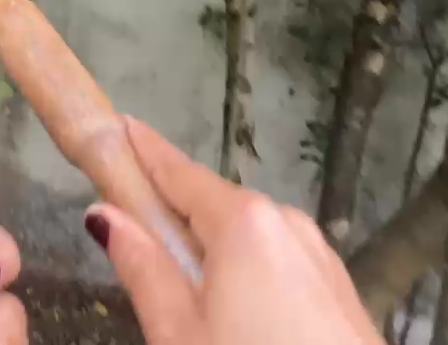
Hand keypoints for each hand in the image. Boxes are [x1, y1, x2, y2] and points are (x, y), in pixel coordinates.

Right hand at [85, 118, 381, 344]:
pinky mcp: (345, 298)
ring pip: (245, 236)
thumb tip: (102, 213)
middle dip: (172, 212)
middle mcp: (286, 224)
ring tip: (181, 286)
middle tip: (132, 234)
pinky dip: (246, 271)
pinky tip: (235, 313)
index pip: (176, 169)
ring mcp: (322, 260)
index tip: (117, 123)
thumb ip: (141, 266)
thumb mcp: (179, 335)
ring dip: (209, 247)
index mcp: (243, 222)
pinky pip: (277, 263)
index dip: (142, 148)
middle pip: (210, 202)